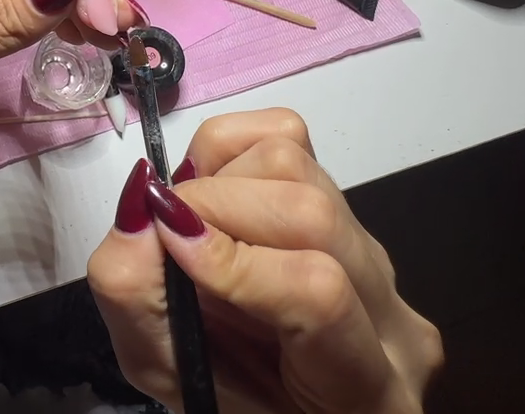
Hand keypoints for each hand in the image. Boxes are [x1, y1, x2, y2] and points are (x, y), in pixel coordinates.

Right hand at [88, 109, 442, 412]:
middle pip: (309, 211)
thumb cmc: (215, 390)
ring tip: (194, 219)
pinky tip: (219, 193)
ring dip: (218, 177)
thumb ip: (134, 294)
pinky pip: (289, 136)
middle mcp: (390, 315)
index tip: (169, 242)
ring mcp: (376, 253)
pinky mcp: (346, 201)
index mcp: (361, 389)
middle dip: (213, 203)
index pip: (318, 292)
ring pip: (296, 165)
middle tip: (167, 226)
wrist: (264, 382)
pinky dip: (230, 147)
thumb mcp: (158, 368)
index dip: (232, 259)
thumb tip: (143, 204)